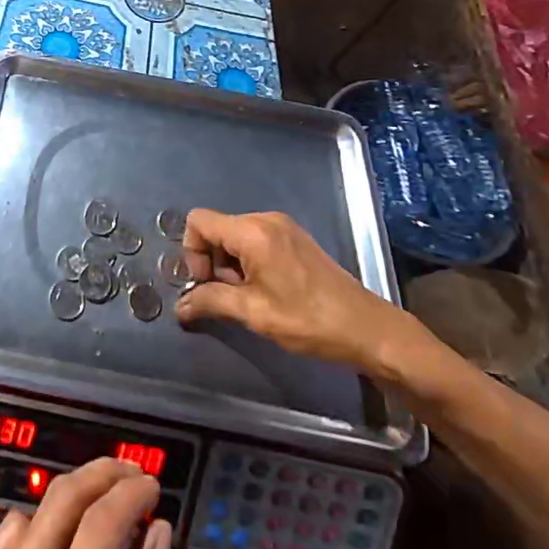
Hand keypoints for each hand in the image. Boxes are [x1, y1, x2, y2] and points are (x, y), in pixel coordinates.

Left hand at [0, 459, 171, 548]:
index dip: (131, 495)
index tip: (152, 484)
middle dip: (103, 473)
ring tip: (102, 497)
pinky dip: (35, 525)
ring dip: (72, 496)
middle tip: (132, 471)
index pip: (100, 525)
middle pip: (63, 498)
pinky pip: (5, 536)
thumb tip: (155, 530)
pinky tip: (54, 531)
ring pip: (33, 510)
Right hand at [174, 210, 424, 372]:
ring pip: (234, 236)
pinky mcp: (295, 238)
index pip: (198, 222)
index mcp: (252, 231)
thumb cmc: (308, 320)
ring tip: (250, 296)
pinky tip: (266, 289)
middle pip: (216, 228)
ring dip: (230, 264)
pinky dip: (248, 261)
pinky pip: (254, 240)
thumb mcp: (253, 313)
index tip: (207, 283)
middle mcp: (265, 219)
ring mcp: (282, 227)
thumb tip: (180, 306)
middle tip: (229, 295)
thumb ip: (210, 302)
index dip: (192, 252)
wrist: (368, 330)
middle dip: (211, 261)